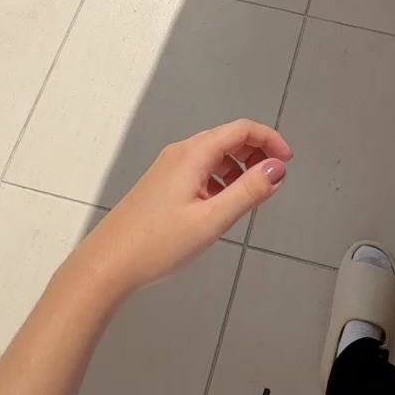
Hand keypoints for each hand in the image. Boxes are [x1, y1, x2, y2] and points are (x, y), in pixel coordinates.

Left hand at [67, 120, 292, 298]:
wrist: (107, 265)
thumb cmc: (158, 243)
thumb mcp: (212, 220)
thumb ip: (248, 192)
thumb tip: (277, 169)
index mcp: (194, 153)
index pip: (241, 129)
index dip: (270, 140)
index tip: (287, 162)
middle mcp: (181, 152)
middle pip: (228, 139)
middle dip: (256, 153)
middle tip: (273, 181)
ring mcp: (169, 167)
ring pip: (215, 156)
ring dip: (239, 169)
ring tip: (251, 198)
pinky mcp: (163, 184)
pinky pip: (201, 170)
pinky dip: (221, 180)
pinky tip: (222, 207)